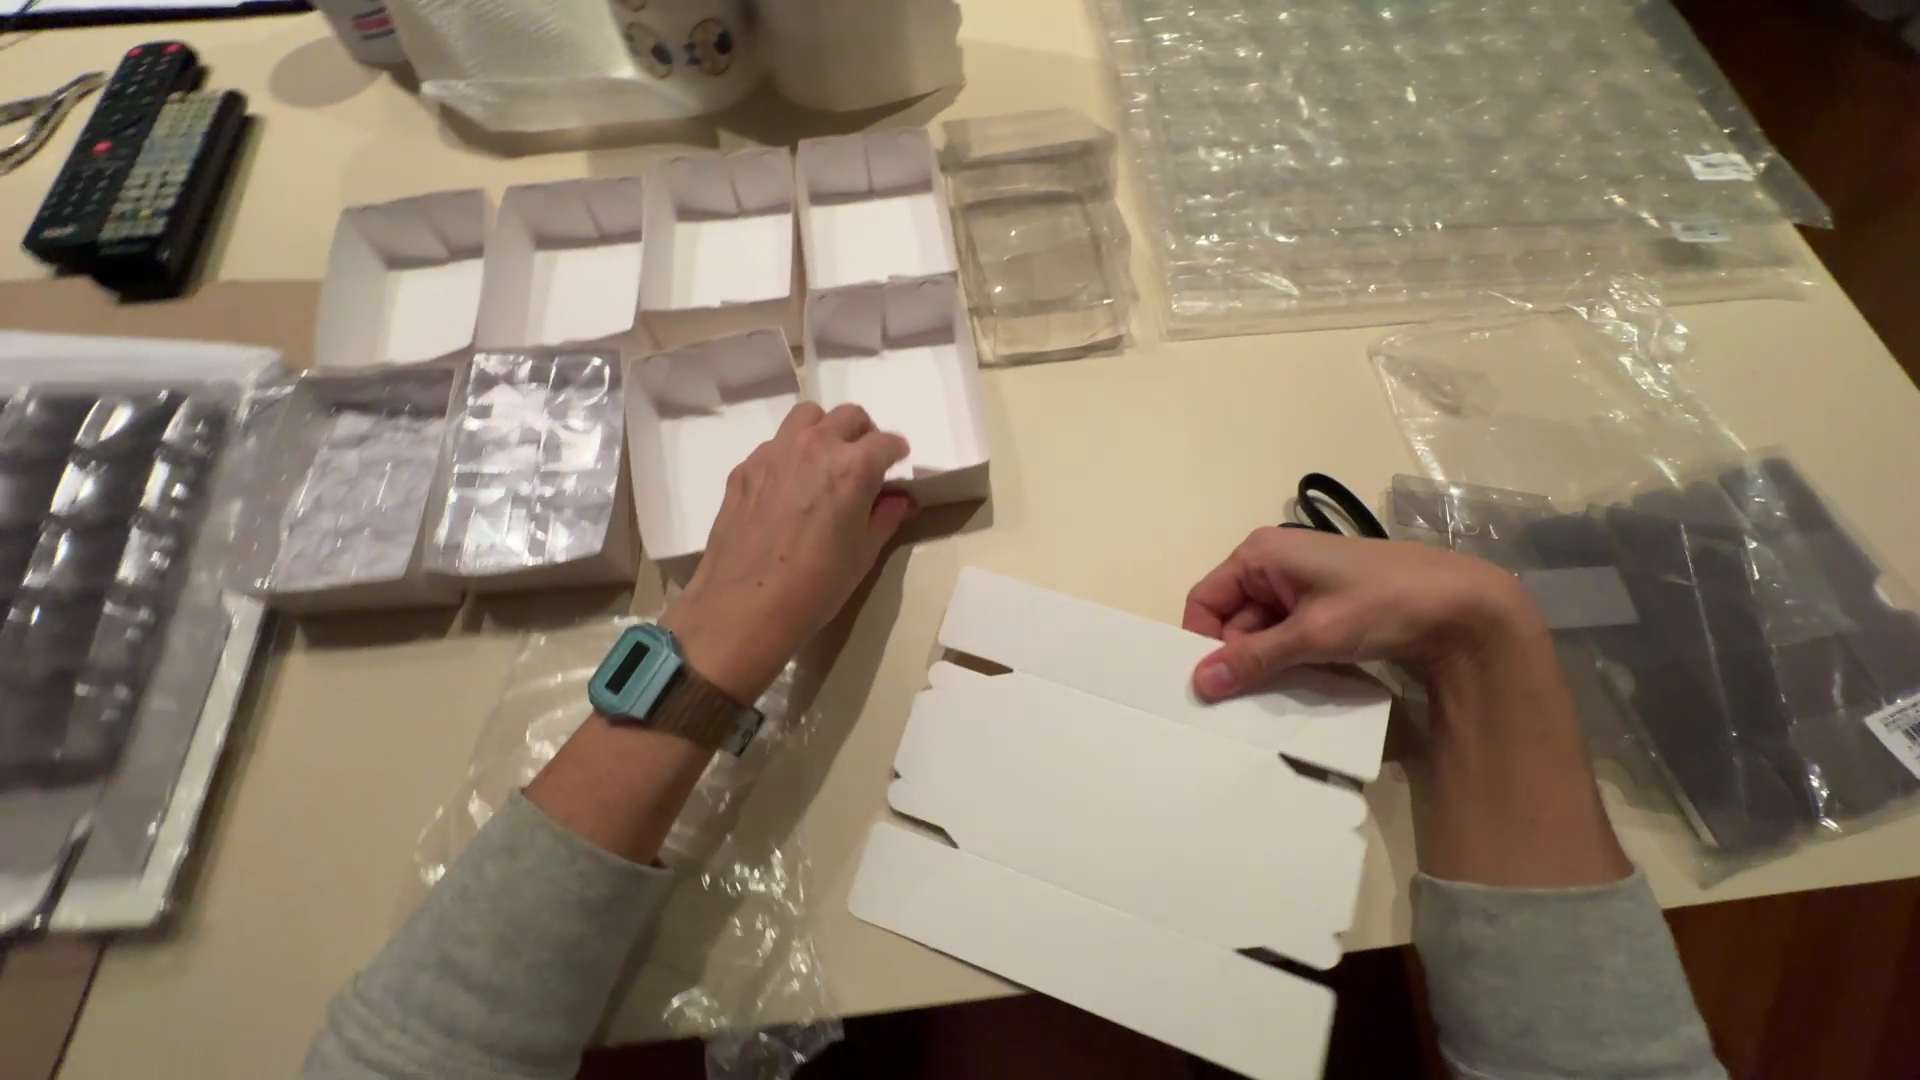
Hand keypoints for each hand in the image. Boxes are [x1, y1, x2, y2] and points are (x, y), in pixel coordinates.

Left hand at [660, 403, 916, 703]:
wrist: (744, 605)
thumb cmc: (816, 585)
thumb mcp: (863, 554)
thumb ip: (885, 517)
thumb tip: (900, 500)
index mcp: (852, 466)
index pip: (886, 442)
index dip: (896, 452)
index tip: (897, 463)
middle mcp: (814, 447)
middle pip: (848, 417)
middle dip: (864, 433)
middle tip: (864, 461)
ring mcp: (774, 453)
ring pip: (807, 417)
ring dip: (825, 430)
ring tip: (825, 462)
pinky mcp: (745, 468)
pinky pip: (775, 445)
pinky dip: (791, 454)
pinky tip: (789, 488)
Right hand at [1182, 527, 1541, 701]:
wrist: (1468, 605)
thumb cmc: (1382, 603)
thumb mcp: (1312, 634)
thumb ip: (1253, 659)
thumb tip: (1199, 683)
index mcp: (1260, 554)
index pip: (1205, 601)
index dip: (1202, 641)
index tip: (1212, 684)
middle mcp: (1272, 563)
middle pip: (1231, 617)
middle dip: (1238, 657)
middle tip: (1247, 699)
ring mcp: (1298, 583)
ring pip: (1259, 630)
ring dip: (1266, 661)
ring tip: (1278, 692)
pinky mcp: (1321, 603)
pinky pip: (1285, 633)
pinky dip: (1288, 657)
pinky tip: (1302, 679)